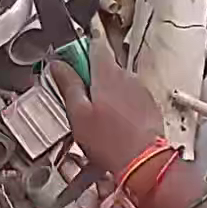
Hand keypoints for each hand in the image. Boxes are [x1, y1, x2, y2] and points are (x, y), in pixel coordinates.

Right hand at [52, 41, 164, 176]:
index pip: (94, 44)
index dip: (80, 45)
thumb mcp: (78, 113)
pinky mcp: (148, 105)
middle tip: (77, 97)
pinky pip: (128, 96)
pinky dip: (118, 104)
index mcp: (107, 74)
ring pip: (116, 81)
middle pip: (104, 64)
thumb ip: (68, 84)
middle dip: (89, 75)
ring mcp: (139, 90)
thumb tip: (58, 65)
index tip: (69, 56)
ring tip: (94, 116)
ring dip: (104, 91)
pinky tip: (111, 123)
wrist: (144, 163)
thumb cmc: (110, 141)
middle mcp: (126, 76)